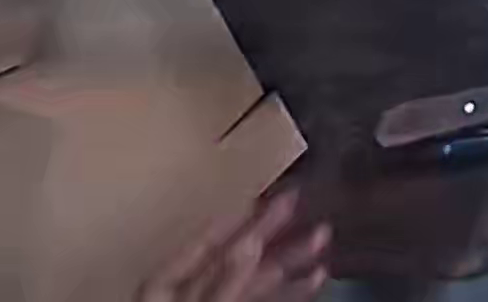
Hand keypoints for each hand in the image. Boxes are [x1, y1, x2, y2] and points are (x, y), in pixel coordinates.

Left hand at [139, 189, 330, 301]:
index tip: (264, 195)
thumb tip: (249, 240)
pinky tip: (316, 277)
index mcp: (164, 297)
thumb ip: (220, 286)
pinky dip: (291, 292)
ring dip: (290, 261)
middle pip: (230, 263)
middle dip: (271, 235)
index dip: (230, 221)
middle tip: (304, 201)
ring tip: (324, 237)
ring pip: (253, 286)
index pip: (195, 251)